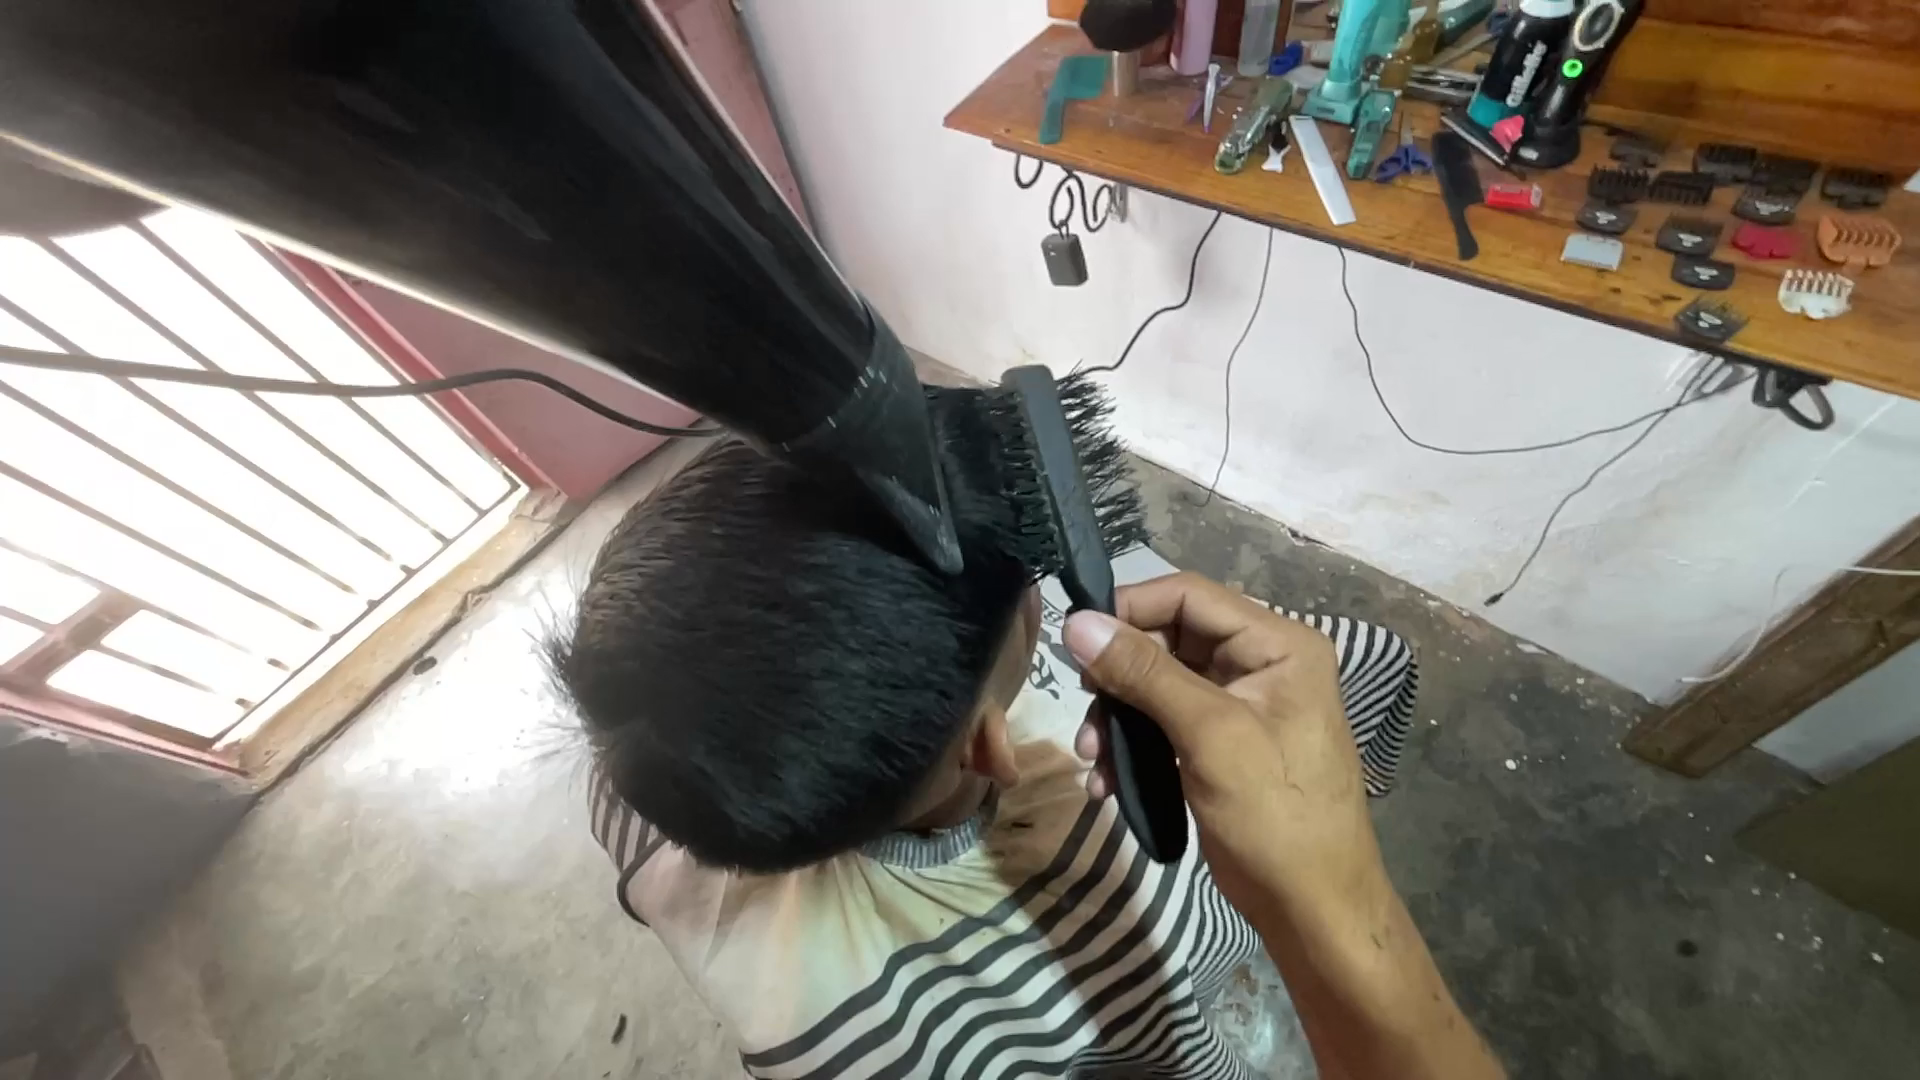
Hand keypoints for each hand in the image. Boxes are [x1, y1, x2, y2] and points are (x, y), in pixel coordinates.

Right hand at [1066, 573, 1387, 928]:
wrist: (1313, 911)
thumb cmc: (1275, 816)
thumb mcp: (1208, 735)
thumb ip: (1143, 673)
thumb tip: (1077, 623)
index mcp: (1276, 643)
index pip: (1188, 595)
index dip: (1129, 608)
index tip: (1076, 638)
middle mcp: (1258, 661)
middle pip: (1166, 637)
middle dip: (1118, 674)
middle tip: (1084, 705)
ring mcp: (1236, 701)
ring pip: (1155, 680)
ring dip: (1116, 714)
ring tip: (1090, 754)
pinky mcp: (1215, 738)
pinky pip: (1160, 718)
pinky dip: (1130, 741)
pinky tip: (1106, 778)